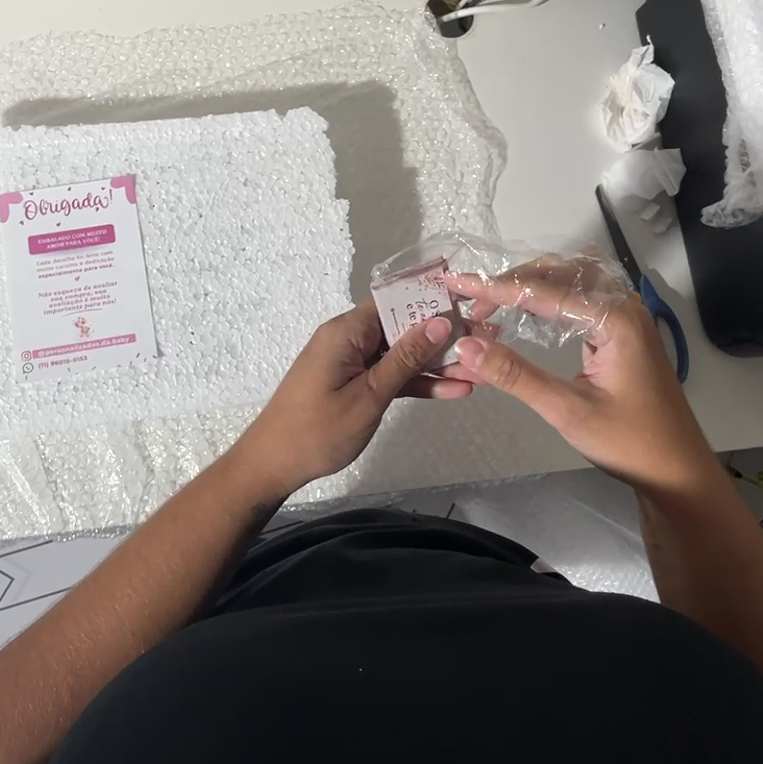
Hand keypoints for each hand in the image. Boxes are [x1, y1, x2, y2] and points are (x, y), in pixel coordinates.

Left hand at [229, 302, 470, 497]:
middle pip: (403, 326)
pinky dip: (416, 381)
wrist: (274, 464)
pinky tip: (455, 390)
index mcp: (347, 331)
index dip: (432, 299)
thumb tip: (439, 322)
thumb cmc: (319, 430)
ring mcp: (352, 360)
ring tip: (482, 368)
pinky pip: (390, 374)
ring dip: (437, 362)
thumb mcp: (370, 395)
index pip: (395, 300)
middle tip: (488, 339)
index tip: (471, 304)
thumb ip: (405, 359)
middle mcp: (349, 337)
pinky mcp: (353, 381)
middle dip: (444, 334)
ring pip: (401, 353)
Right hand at [442, 262, 716, 494]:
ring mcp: (624, 317)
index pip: (543, 291)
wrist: (678, 471)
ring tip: (492, 301)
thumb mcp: (567, 410)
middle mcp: (622, 306)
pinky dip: (547, 297)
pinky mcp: (619, 332)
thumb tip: (466, 346)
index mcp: (614, 319)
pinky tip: (525, 312)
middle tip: (473, 300)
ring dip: (531, 283)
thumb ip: (515, 375)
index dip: (495, 287)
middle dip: (512, 280)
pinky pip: (579, 297)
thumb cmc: (629, 442)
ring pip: (571, 279)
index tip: (456, 282)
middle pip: (559, 271)